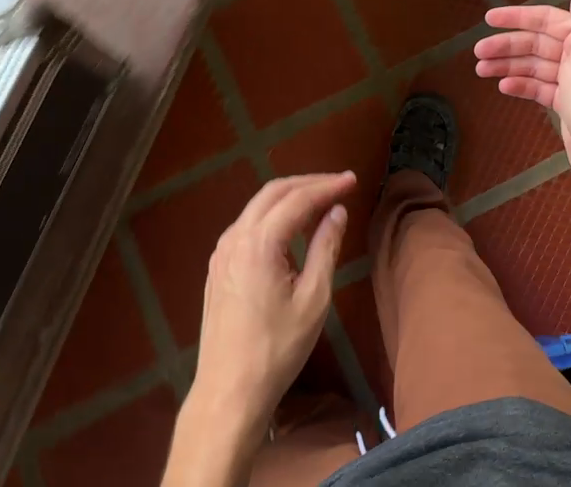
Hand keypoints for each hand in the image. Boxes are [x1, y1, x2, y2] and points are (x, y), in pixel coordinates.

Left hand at [188, 172, 354, 436]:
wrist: (230, 389)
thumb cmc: (277, 348)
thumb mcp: (313, 299)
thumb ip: (326, 248)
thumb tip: (337, 213)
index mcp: (258, 242)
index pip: (297, 199)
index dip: (327, 186)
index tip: (352, 180)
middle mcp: (235, 237)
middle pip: (273, 192)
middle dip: (307, 183)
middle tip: (339, 184)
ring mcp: (221, 251)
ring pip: (257, 207)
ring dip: (289, 198)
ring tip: (320, 202)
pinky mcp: (217, 266)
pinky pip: (247, 226)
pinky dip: (272, 217)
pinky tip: (290, 229)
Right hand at [474, 0, 570, 168]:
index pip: (548, 20)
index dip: (518, 18)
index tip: (490, 18)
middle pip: (537, 44)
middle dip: (507, 46)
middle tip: (478, 52)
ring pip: (535, 65)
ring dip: (508, 66)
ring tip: (481, 70)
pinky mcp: (567, 102)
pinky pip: (539, 87)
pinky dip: (521, 85)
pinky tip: (503, 87)